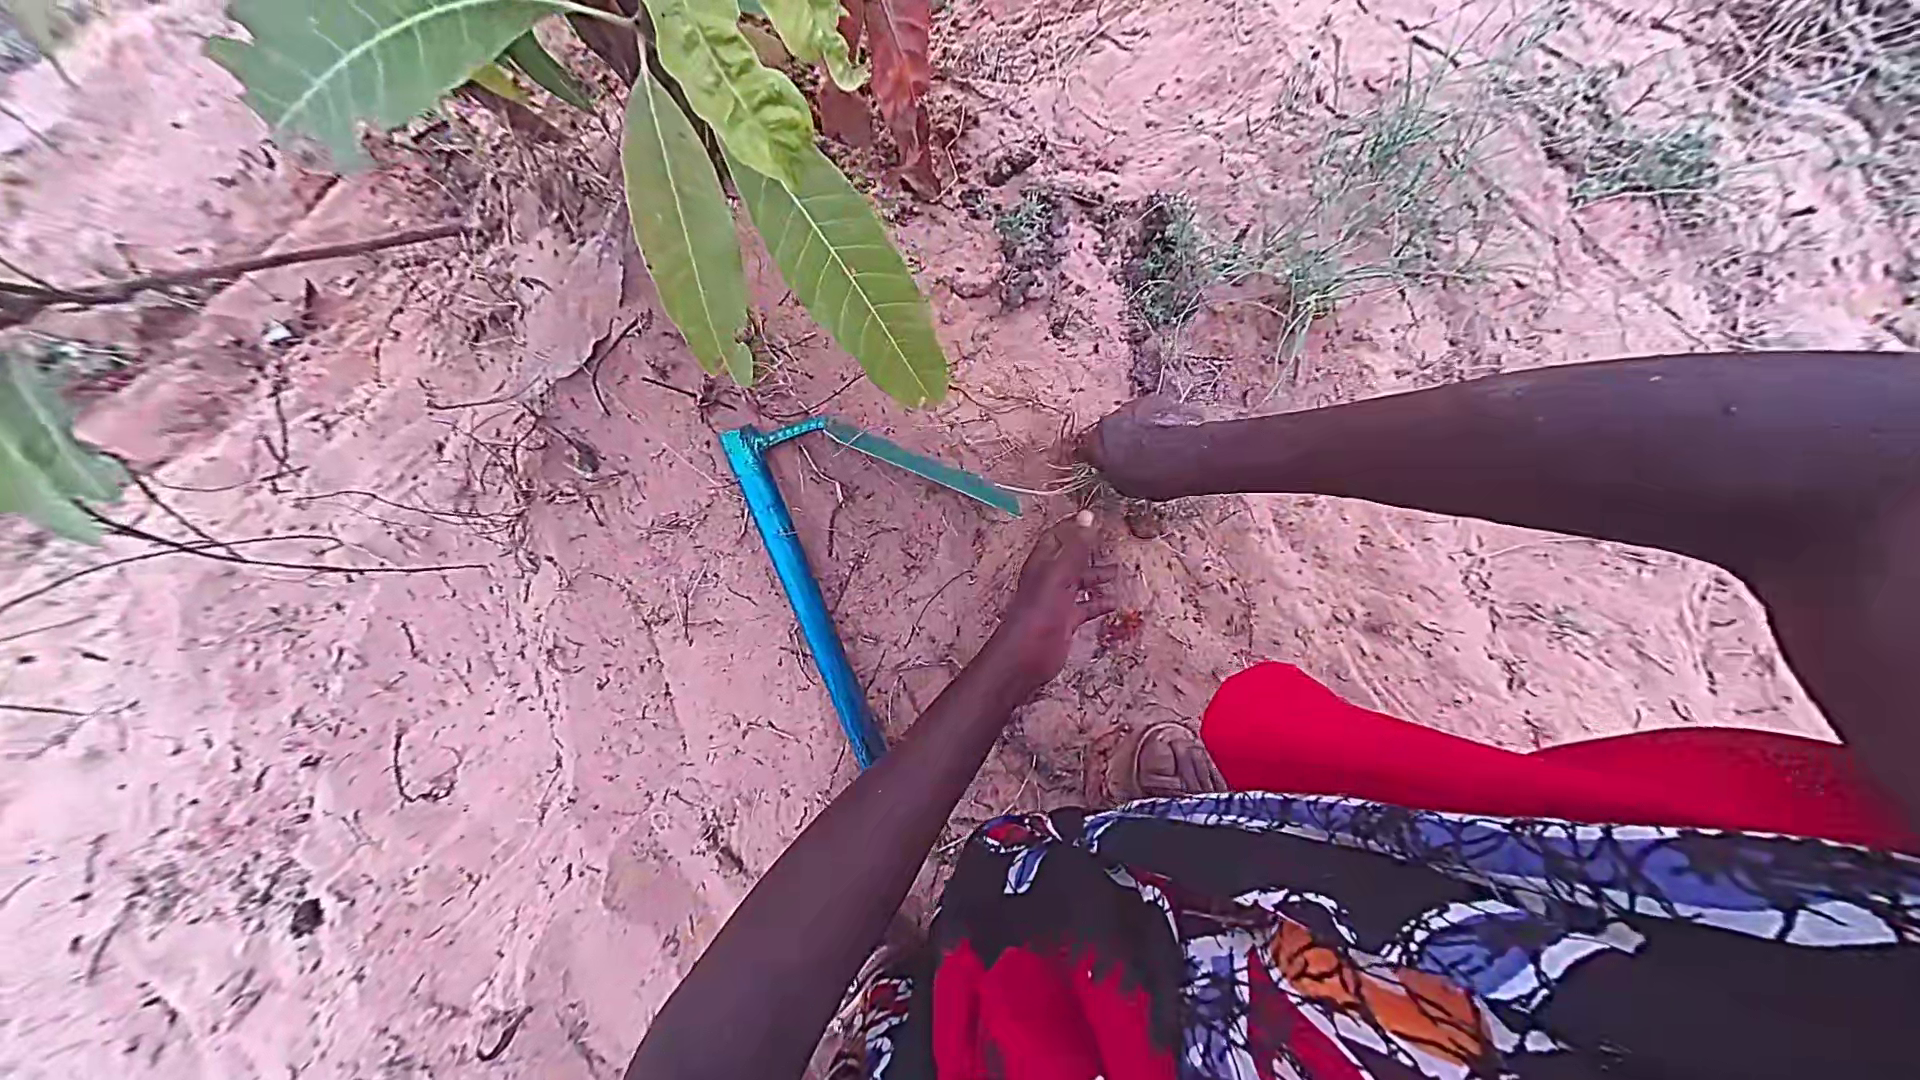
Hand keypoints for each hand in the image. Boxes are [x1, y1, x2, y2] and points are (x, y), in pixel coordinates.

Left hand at [985, 511, 1116, 696]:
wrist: (1026, 655)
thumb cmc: (1039, 612)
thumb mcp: (1059, 574)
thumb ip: (1075, 547)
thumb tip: (1087, 516)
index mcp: (1042, 564)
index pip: (1057, 537)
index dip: (1072, 526)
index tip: (1091, 517)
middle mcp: (1048, 579)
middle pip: (1070, 559)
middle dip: (1088, 552)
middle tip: (1110, 545)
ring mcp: (1056, 601)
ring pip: (1079, 583)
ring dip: (1096, 577)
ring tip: (1117, 572)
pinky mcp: (1065, 621)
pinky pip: (1085, 607)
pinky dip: (1098, 603)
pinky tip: (1113, 602)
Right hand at [1079, 397, 1205, 500]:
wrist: (1192, 456)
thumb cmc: (1159, 478)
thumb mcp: (1126, 486)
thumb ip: (1111, 474)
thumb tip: (1111, 471)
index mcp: (1096, 446)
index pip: (1084, 451)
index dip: (1094, 458)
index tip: (1102, 464)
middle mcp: (1107, 423)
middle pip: (1102, 432)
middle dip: (1112, 441)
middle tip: (1125, 456)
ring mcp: (1127, 409)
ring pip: (1121, 420)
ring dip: (1129, 430)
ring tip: (1147, 445)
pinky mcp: (1148, 401)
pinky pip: (1140, 412)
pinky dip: (1146, 420)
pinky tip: (1160, 434)